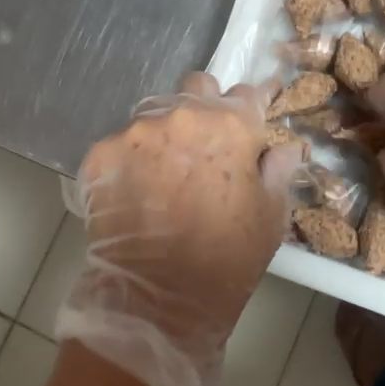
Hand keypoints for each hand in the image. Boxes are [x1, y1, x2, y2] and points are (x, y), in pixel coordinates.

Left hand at [57, 73, 302, 385]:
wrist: (159, 296)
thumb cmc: (227, 257)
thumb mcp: (270, 215)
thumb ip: (277, 170)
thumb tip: (283, 148)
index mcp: (230, 125)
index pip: (247, 93)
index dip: (253, 104)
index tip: (254, 113)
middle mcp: (181, 116)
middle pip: (196, 89)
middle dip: (204, 107)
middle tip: (206, 143)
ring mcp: (136, 132)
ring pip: (155, 113)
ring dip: (166, 132)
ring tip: (167, 169)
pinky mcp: (101, 155)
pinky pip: (121, 144)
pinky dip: (132, 160)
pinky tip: (137, 189)